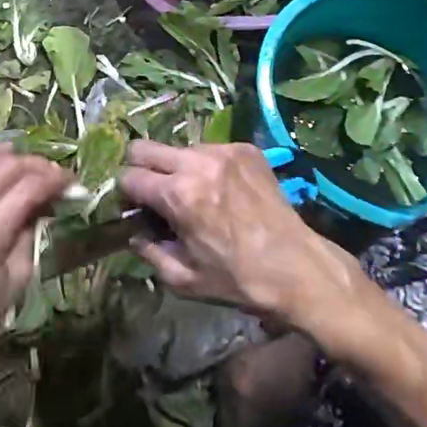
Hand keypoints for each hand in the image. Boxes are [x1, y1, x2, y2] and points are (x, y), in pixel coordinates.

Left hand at [0, 145, 69, 368]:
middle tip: (57, 174)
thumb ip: (32, 229)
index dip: (54, 178)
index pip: (27, 186)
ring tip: (36, 168)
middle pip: (7, 167)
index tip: (72, 180)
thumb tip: (48, 199)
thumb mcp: (20, 274)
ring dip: (14, 158)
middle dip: (37, 164)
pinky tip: (7, 160)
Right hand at [118, 141, 362, 326]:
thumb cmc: (239, 280)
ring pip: (178, 148)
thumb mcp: (184, 279)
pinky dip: (205, 167)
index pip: (128, 176)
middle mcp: (197, 163)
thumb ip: (149, 252)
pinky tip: (221, 191)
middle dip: (140, 169)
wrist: (301, 270)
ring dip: (175, 168)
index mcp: (179, 194)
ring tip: (193, 195)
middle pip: (143, 147)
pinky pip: (209, 150)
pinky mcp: (246, 150)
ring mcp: (224, 152)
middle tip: (152, 193)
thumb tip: (134, 233)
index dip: (125, 195)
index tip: (134, 209)